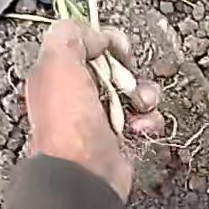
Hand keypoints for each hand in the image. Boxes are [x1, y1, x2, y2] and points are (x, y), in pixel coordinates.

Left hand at [25, 22, 132, 200]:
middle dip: (130, 72)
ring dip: (146, 96)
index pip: (88, 43)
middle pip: (117, 67)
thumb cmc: (69, 123)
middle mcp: (79, 93)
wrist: (85, 174)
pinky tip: (141, 129)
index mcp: (59, 73)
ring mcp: (103, 116)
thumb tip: (97, 35)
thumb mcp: (59, 65)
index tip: (120, 49)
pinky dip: (149, 121)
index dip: (108, 42)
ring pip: (136, 92)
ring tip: (141, 107)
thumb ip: (71, 36)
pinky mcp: (124, 137)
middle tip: (127, 84)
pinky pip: (146, 119)